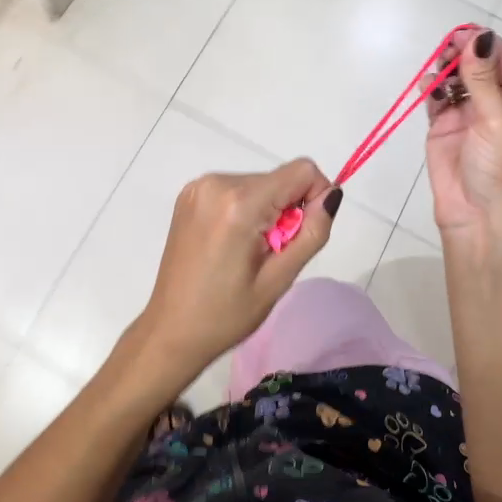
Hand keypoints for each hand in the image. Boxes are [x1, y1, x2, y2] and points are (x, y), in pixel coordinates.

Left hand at [132, 159, 338, 375]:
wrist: (171, 330)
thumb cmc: (227, 314)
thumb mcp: (279, 279)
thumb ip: (312, 232)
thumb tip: (331, 195)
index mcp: (239, 203)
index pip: (301, 171)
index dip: (314, 198)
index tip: (301, 234)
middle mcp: (217, 182)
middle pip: (279, 178)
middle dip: (287, 210)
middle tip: (270, 253)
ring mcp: (199, 186)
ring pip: (259, 183)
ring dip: (266, 211)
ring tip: (249, 252)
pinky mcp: (190, 194)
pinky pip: (236, 188)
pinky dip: (245, 209)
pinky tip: (232, 243)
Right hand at [424, 29, 501, 247]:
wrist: (480, 221)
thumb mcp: (498, 123)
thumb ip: (483, 79)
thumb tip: (478, 37)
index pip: (501, 56)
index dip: (481, 43)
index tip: (459, 37)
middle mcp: (497, 100)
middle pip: (475, 62)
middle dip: (459, 54)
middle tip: (444, 53)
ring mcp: (469, 112)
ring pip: (454, 76)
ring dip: (444, 69)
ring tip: (436, 75)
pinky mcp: (444, 126)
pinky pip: (436, 97)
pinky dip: (430, 88)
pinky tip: (427, 88)